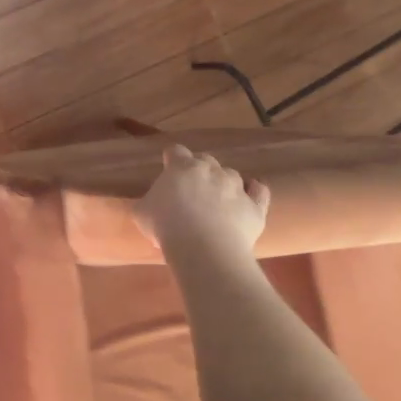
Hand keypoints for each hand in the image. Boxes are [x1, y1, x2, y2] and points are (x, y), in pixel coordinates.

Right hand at [135, 144, 269, 262]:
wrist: (204, 249)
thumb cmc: (166, 226)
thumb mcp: (141, 212)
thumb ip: (147, 201)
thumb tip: (149, 204)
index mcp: (181, 166)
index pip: (176, 150)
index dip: (172, 159)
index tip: (168, 170)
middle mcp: (211, 170)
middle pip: (206, 159)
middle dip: (199, 170)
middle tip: (192, 188)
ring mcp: (236, 187)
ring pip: (231, 174)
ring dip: (224, 182)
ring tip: (218, 199)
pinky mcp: (256, 206)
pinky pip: (260, 191)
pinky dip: (255, 190)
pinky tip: (250, 196)